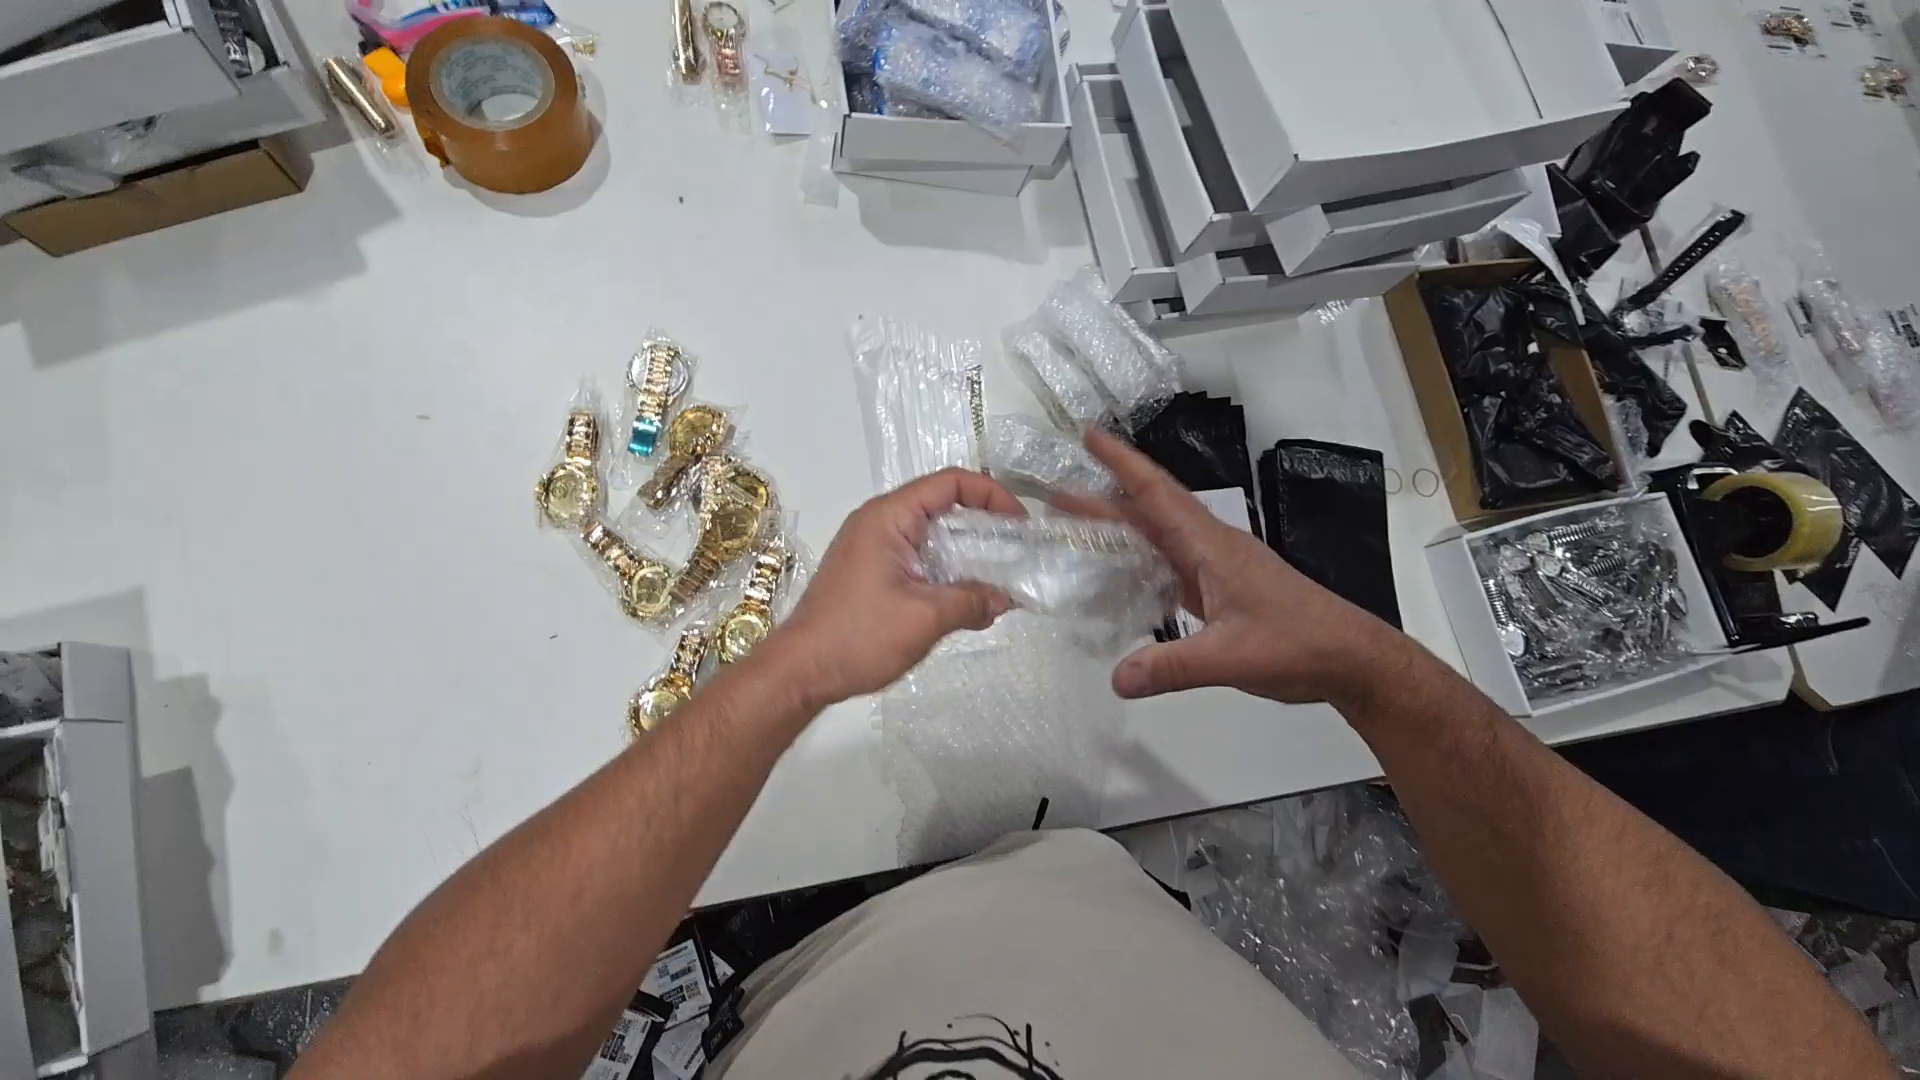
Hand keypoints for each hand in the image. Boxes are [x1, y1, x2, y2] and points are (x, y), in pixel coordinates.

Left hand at [771, 469, 1023, 707]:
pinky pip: (918, 561)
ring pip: (932, 538)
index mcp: (888, 518)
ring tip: (1001, 581)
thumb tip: (1005, 598)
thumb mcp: (924, 618)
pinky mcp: (871, 575)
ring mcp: (873, 550)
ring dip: (967, 556)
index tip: (1020, 523)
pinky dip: (947, 574)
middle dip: (984, 529)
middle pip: (942, 508)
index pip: (949, 483)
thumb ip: (970, 601)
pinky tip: (969, 602)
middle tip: (1017, 554)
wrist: (800, 672)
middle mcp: (879, 524)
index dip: (990, 495)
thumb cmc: (858, 637)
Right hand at [1057, 430, 1412, 706]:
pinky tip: (1121, 578)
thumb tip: (1115, 679)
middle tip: (1056, 496)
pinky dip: (1140, 565)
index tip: (1089, 434)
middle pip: (1149, 514)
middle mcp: (1210, 548)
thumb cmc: (1297, 644)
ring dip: (1120, 530)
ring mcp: (1216, 569)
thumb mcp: (1231, 657)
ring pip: (1159, 539)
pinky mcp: (1221, 591)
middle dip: (1104, 499)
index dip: (1122, 463)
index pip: (1158, 494)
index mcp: (1211, 546)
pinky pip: (1170, 568)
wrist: (1349, 658)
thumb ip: (1172, 667)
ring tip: (1079, 530)